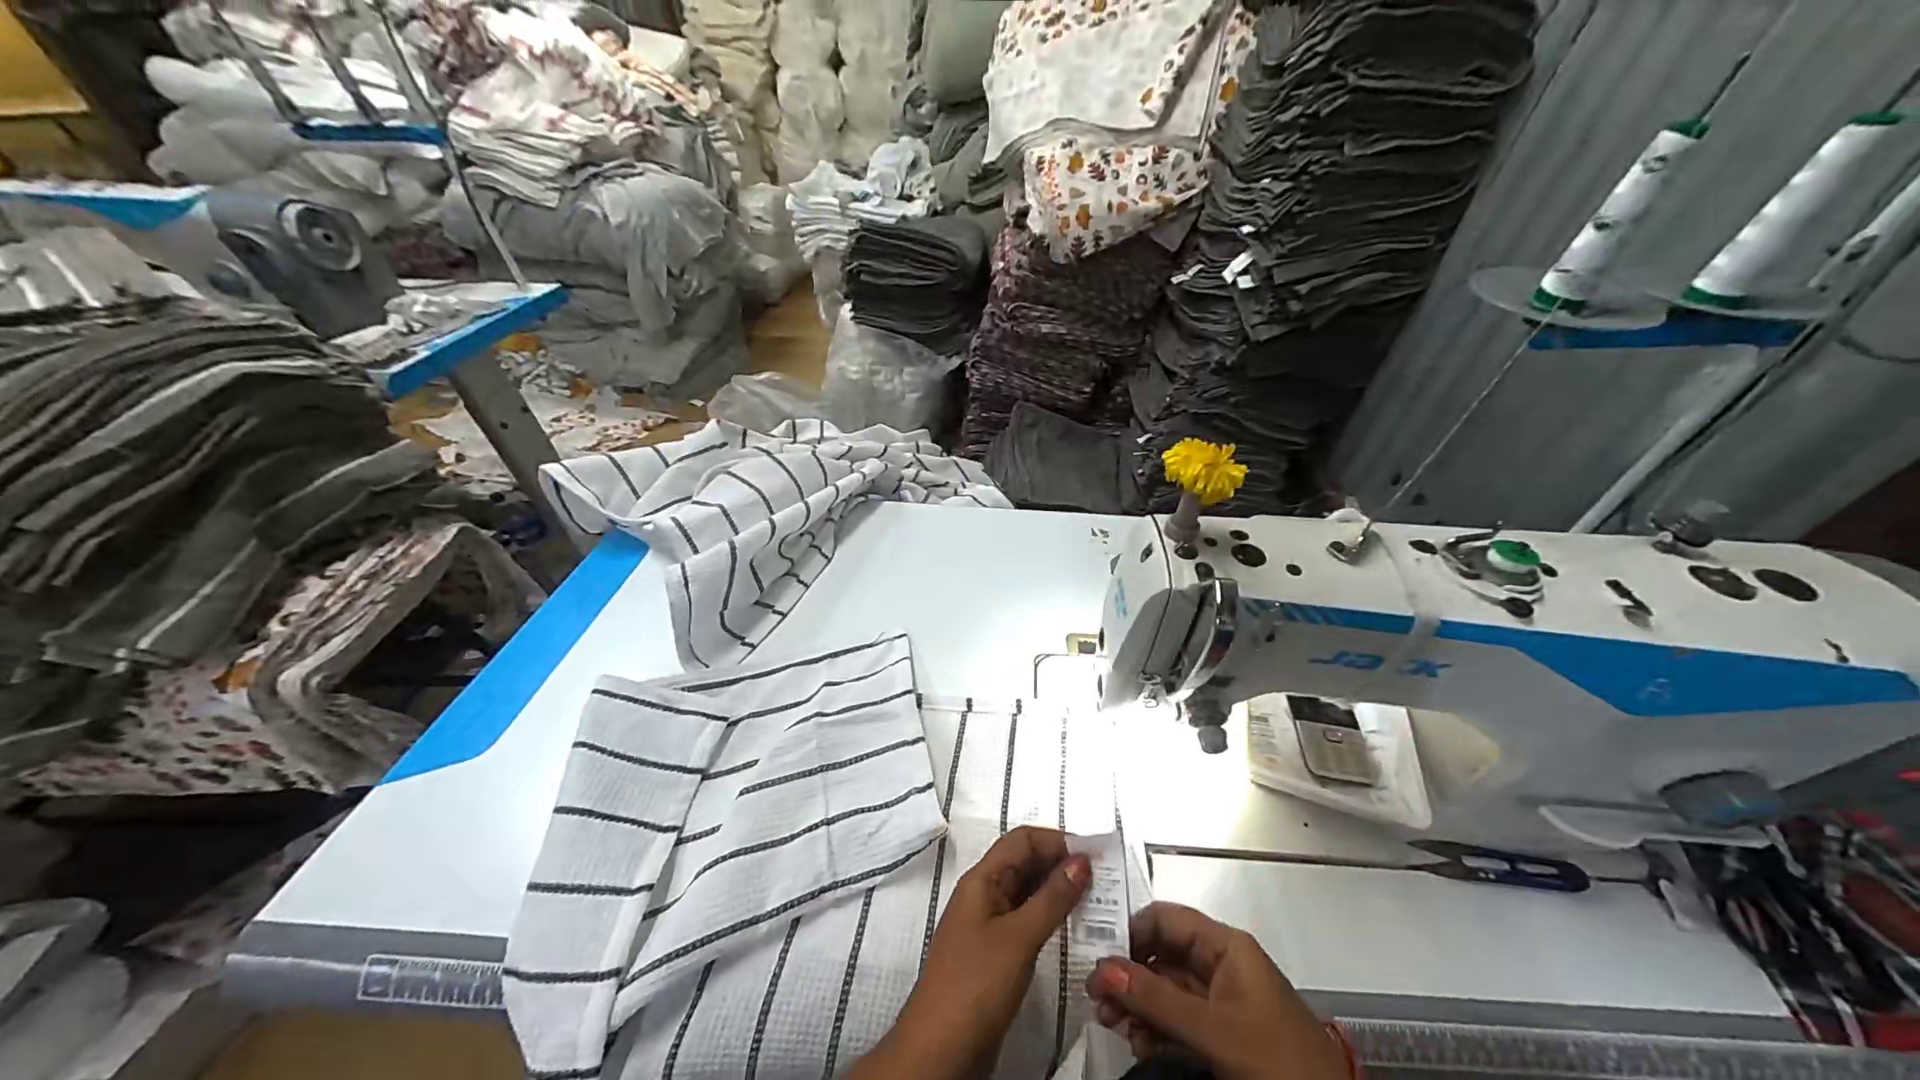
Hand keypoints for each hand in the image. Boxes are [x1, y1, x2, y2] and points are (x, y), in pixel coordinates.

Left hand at [850, 827, 1089, 1079]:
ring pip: (1028, 892)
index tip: (1095, 854)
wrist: (940, 1049)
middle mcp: (985, 894)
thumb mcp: (1018, 937)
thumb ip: (1051, 898)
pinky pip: (1027, 920)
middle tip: (1105, 878)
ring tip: (1099, 900)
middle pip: (1025, 863)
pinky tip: (1076, 927)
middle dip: (1061, 863)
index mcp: (982, 880)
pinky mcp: (997, 953)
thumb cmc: (976, 983)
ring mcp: (989, 924)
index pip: (1021, 841)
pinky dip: (1051, 917)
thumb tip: (1082, 860)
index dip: (1056, 840)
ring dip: (1059, 891)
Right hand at [1085, 902, 1349, 1079]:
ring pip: (1164, 989)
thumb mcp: (1213, 1030)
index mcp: (1227, 947)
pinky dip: (1153, 1027)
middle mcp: (1221, 964)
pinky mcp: (1221, 1033)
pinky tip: (1137, 1041)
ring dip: (1135, 1004)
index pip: (1166, 919)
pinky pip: (1175, 1018)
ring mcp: (1221, 1000)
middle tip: (1097, 998)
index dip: (1130, 932)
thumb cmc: (1276, 1060)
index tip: (1097, 956)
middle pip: (1161, 954)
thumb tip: (1103, 969)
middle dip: (1127, 975)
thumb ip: (1156, 999)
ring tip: (1111, 1023)